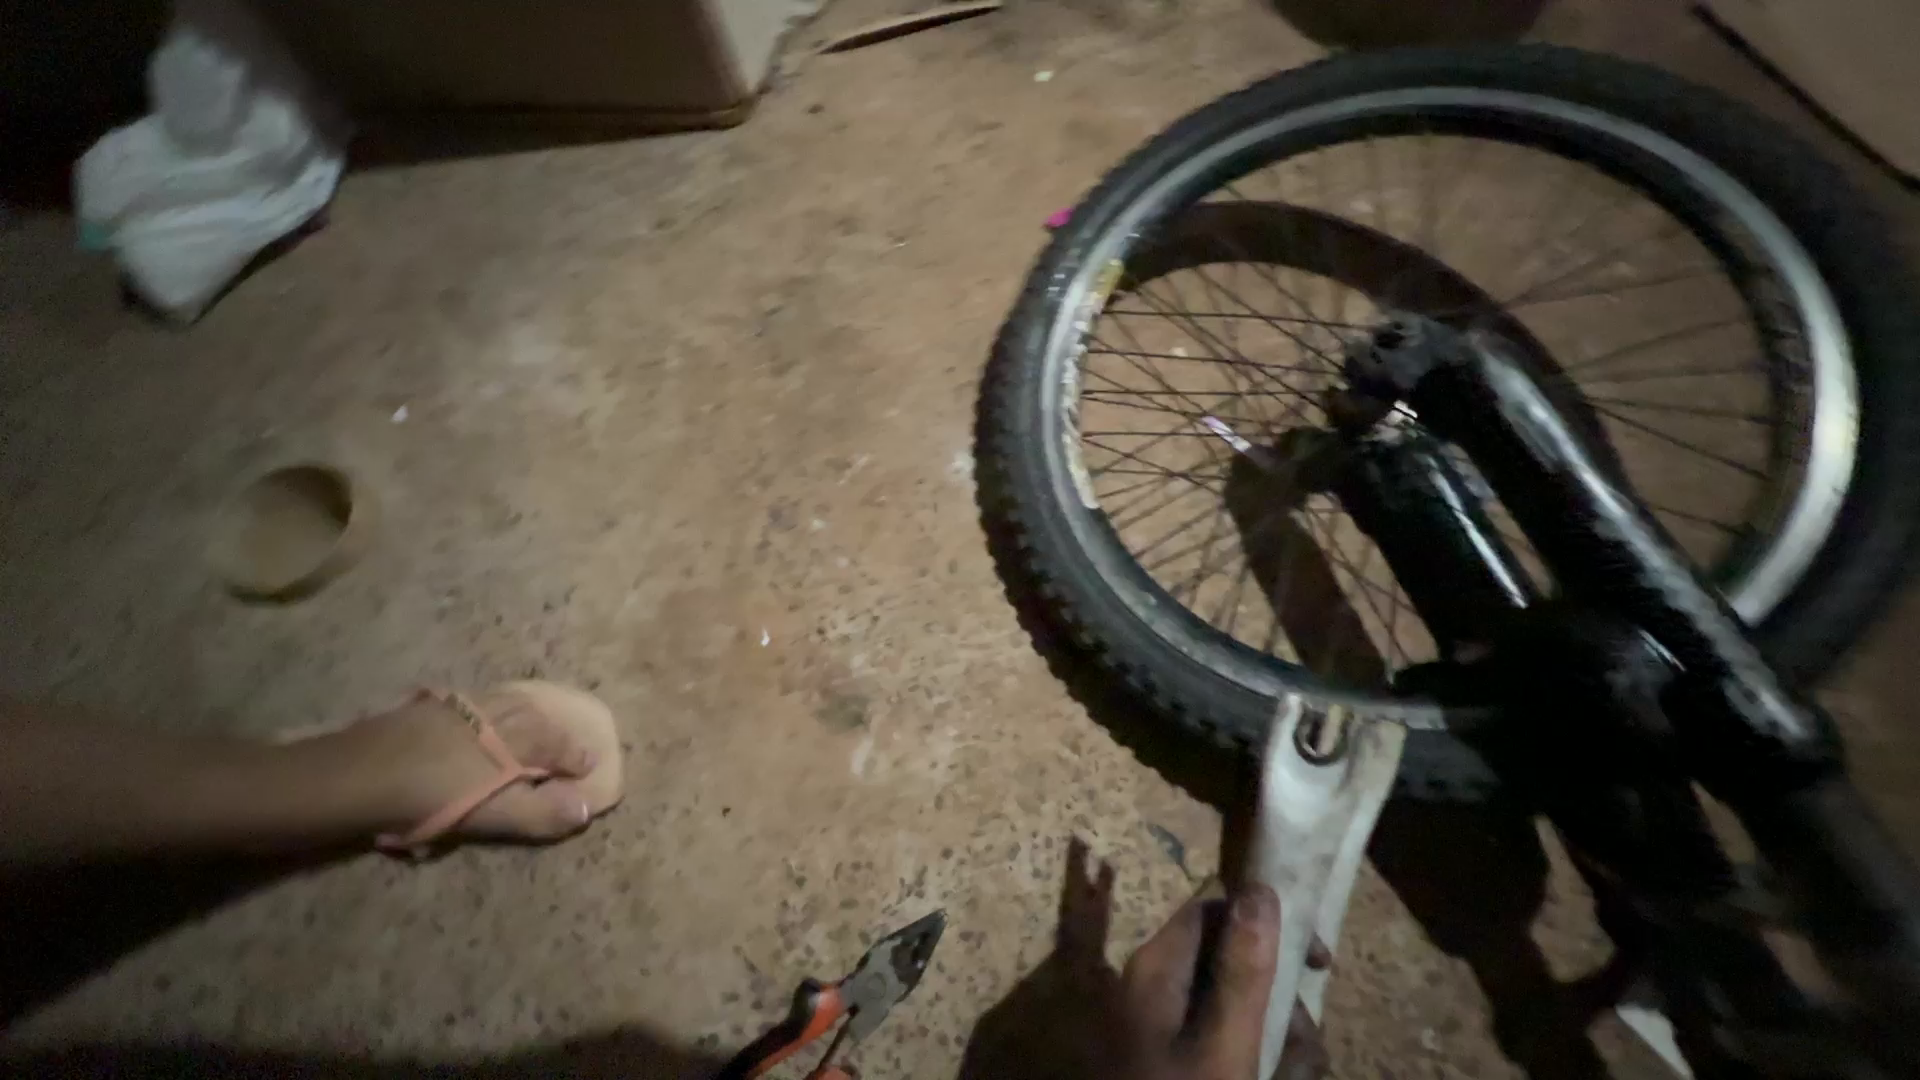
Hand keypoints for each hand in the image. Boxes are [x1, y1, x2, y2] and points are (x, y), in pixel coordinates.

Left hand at [1117, 883, 1328, 1079]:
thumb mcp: (1222, 1048)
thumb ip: (1241, 970)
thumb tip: (1259, 890)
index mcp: (1158, 967)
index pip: (1215, 909)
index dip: (1265, 922)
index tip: (1316, 959)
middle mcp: (1160, 987)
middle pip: (1235, 965)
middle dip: (1278, 1009)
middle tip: (1297, 1056)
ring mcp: (1168, 1030)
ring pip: (1241, 1015)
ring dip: (1277, 1051)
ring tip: (1281, 1077)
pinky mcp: (1181, 1064)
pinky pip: (1229, 1049)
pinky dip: (1256, 1067)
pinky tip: (1272, 1079)